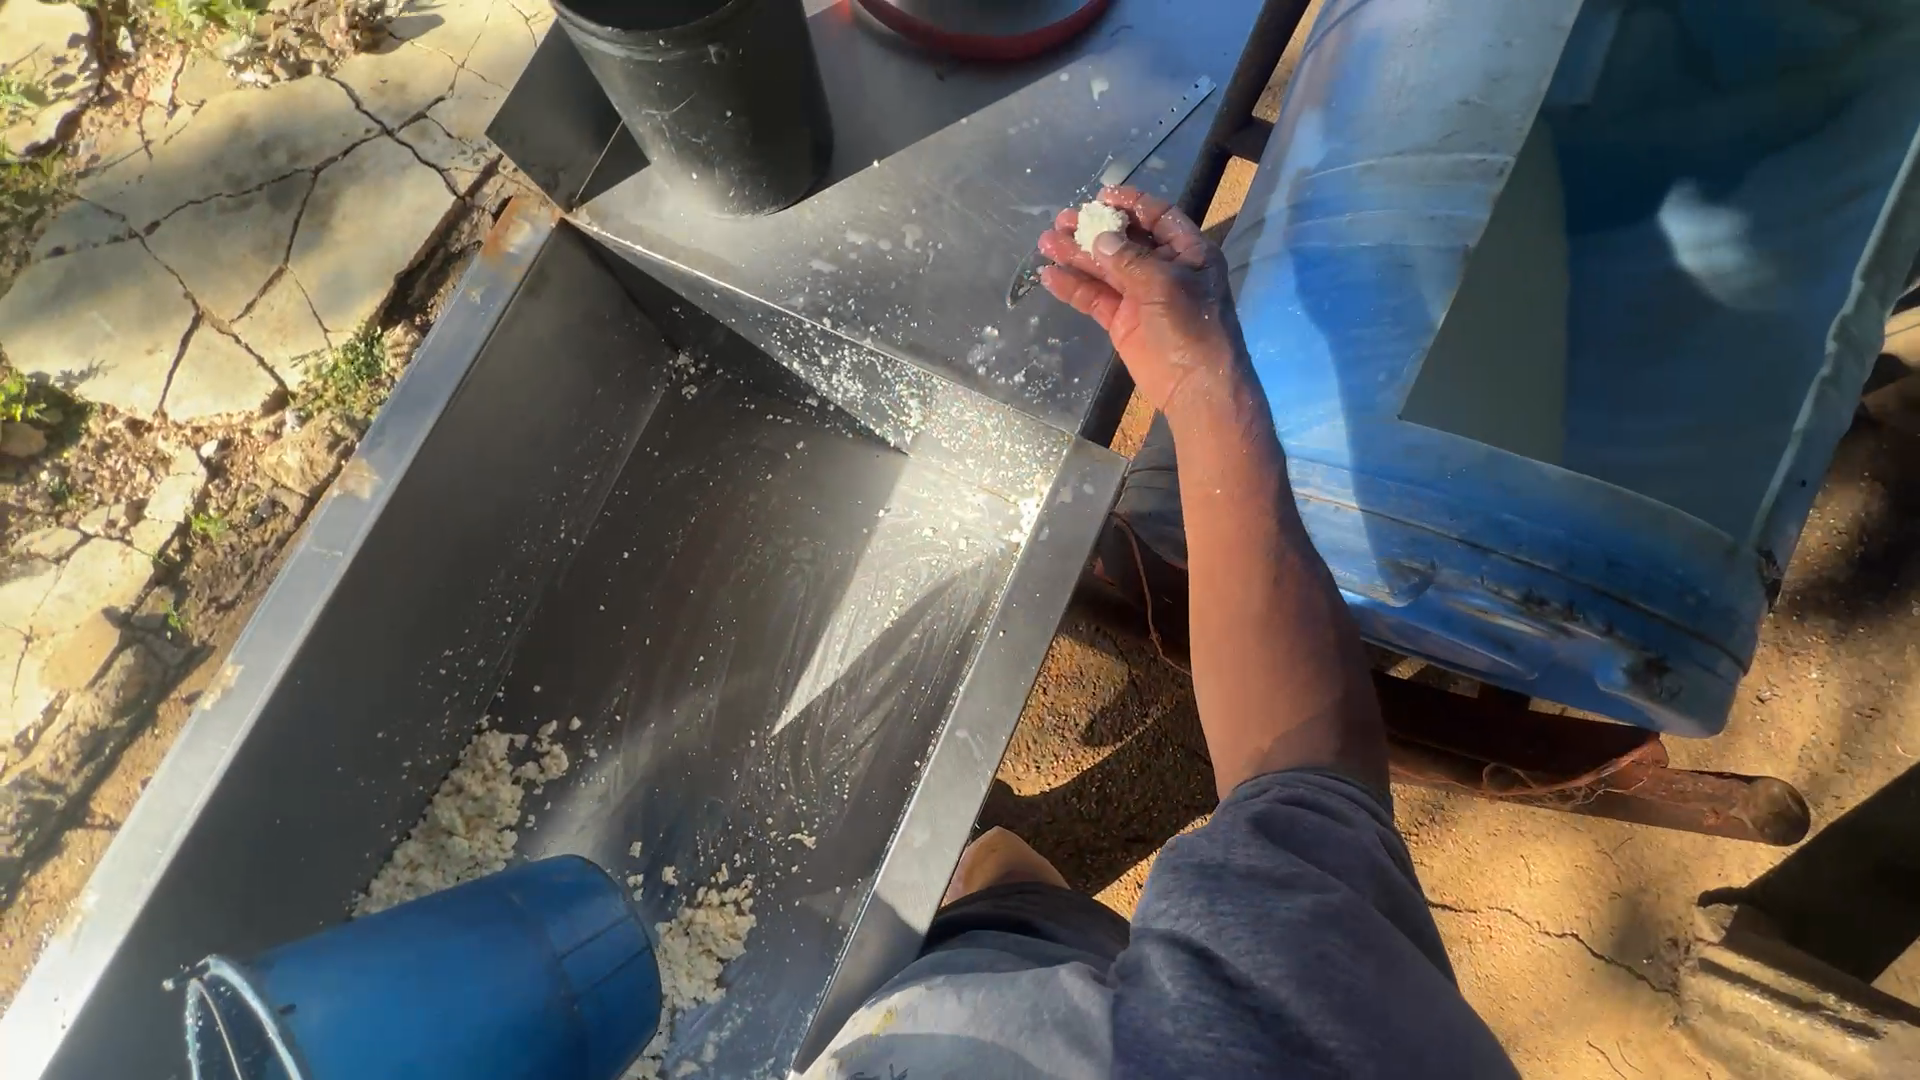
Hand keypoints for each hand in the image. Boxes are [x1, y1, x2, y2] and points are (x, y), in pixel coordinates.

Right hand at [1037, 187, 1251, 422]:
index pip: (1158, 217)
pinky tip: (1050, 276)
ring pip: (1104, 270)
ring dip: (1076, 257)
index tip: (1100, 196)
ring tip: (1046, 243)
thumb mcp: (1165, 284)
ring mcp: (1141, 297)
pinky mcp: (1122, 323)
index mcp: (1188, 253)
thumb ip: (1129, 260)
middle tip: (1061, 221)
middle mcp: (1164, 270)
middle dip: (1093, 230)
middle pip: (1124, 242)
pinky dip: (1073, 288)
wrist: (1195, 386)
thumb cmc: (1192, 328)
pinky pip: (1095, 299)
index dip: (1131, 204)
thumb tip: (1098, 239)